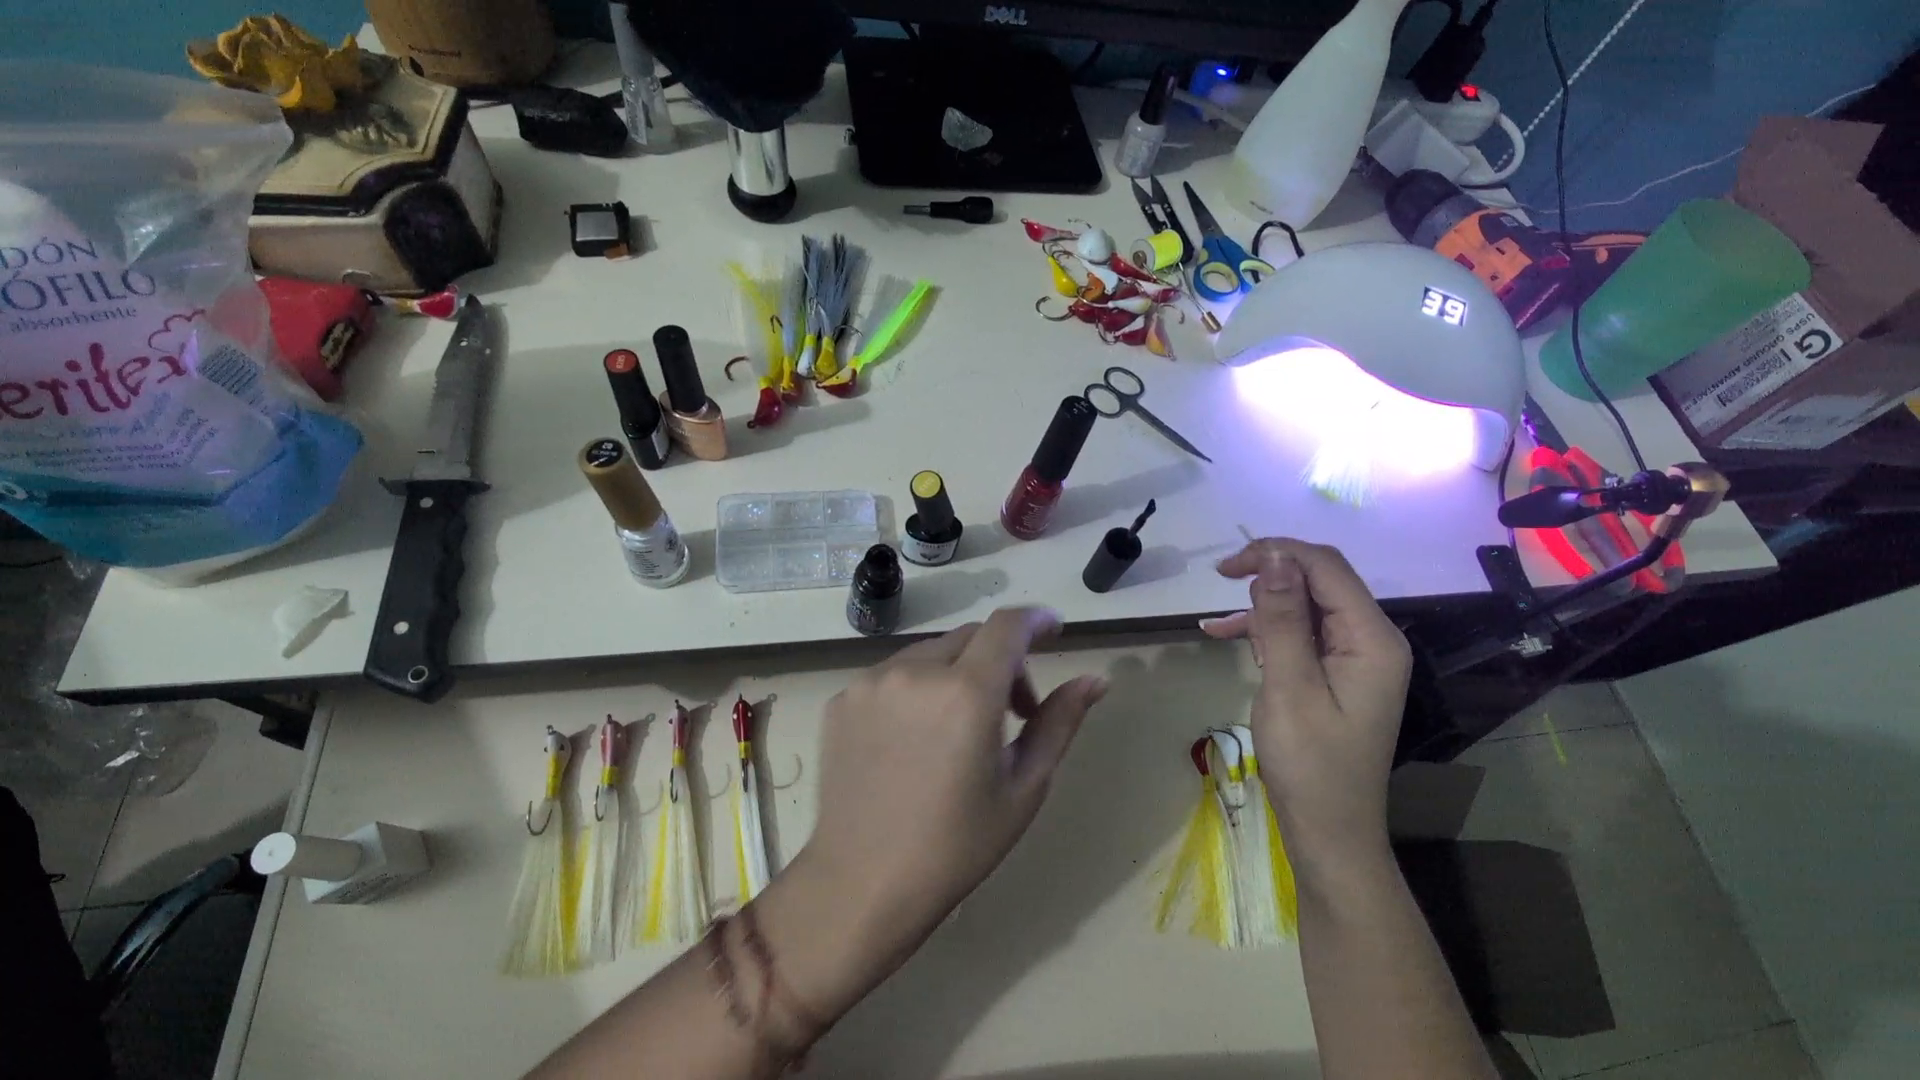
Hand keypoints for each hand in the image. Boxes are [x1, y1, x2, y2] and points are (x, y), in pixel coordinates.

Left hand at [802, 607, 1106, 974]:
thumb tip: (1096, 679)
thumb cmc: (957, 845)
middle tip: (1014, 714)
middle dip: (1001, 661)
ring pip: (929, 654)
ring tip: (959, 731)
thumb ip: (1059, 722)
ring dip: (957, 674)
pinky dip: (916, 690)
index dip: (1036, 620)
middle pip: (970, 638)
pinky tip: (915, 742)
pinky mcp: (841, 700)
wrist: (863, 884)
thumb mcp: (1023, 787)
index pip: (1007, 626)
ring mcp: (870, 683)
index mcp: (966, 693)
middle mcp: (914, 673)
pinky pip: (892, 676)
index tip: (1054, 631)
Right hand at [1200, 539, 1410, 862]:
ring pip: (1307, 607)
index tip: (1226, 568)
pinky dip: (1268, 632)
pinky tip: (1228, 637)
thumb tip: (1275, 557)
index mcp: (1372, 638)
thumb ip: (1282, 619)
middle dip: (1269, 576)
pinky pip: (1304, 635)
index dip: (1277, 554)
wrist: (1330, 833)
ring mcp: (1357, 658)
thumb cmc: (1310, 765)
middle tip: (1220, 586)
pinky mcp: (1339, 675)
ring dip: (1263, 607)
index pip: (1327, 568)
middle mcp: (1373, 639)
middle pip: (1320, 582)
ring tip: (1219, 625)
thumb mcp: (1289, 687)